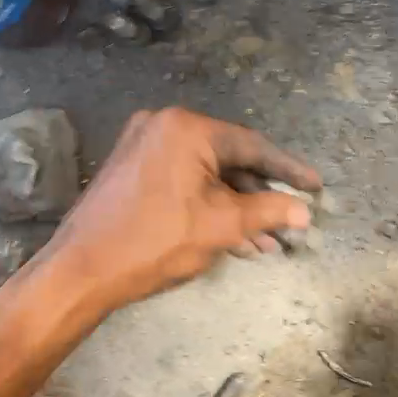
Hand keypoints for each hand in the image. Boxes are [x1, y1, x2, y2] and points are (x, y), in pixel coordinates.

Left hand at [38, 108, 320, 311]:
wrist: (82, 270)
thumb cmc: (156, 241)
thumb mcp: (222, 226)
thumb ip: (269, 212)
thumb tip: (304, 212)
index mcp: (187, 128)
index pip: (254, 146)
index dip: (288, 171)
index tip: (315, 187)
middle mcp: (164, 126)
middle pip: (230, 160)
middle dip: (261, 197)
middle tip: (290, 221)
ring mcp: (144, 146)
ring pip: (207, 174)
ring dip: (237, 207)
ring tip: (266, 242)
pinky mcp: (133, 169)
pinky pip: (184, 181)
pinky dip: (208, 205)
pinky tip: (233, 237)